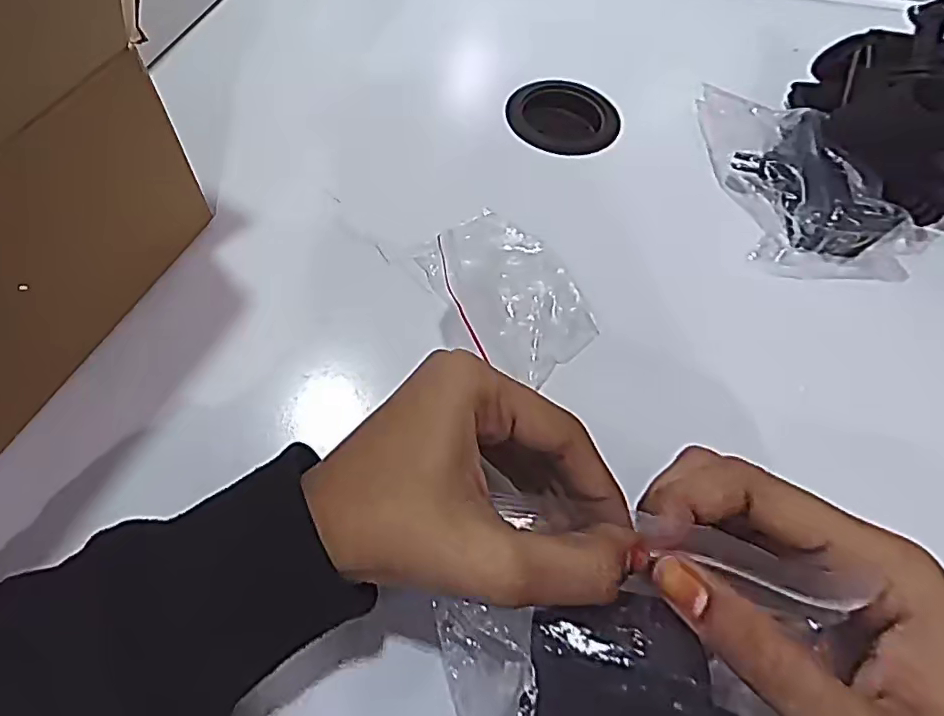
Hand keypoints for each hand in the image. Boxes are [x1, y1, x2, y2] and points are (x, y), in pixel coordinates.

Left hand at [299, 349, 636, 606]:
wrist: (320, 533)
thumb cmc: (391, 526)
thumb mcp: (492, 557)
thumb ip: (573, 566)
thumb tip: (622, 560)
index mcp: (470, 382)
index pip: (563, 432)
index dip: (601, 490)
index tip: (622, 541)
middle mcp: (457, 377)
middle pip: (542, 436)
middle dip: (575, 495)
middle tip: (601, 551)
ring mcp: (442, 397)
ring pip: (520, 445)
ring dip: (549, 495)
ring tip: (573, 548)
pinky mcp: (433, 421)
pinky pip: (494, 449)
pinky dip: (519, 488)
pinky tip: (536, 529)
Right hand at [640, 447, 943, 715]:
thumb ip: (764, 650)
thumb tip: (673, 575)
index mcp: (883, 566)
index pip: (752, 484)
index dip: (686, 497)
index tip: (649, 542)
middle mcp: (851, 555)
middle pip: (729, 483)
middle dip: (671, 505)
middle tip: (640, 553)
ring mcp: (822, 574)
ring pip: (718, 511)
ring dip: (671, 530)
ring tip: (645, 570)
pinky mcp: (798, 601)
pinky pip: (722, 551)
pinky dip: (682, 557)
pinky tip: (670, 585)